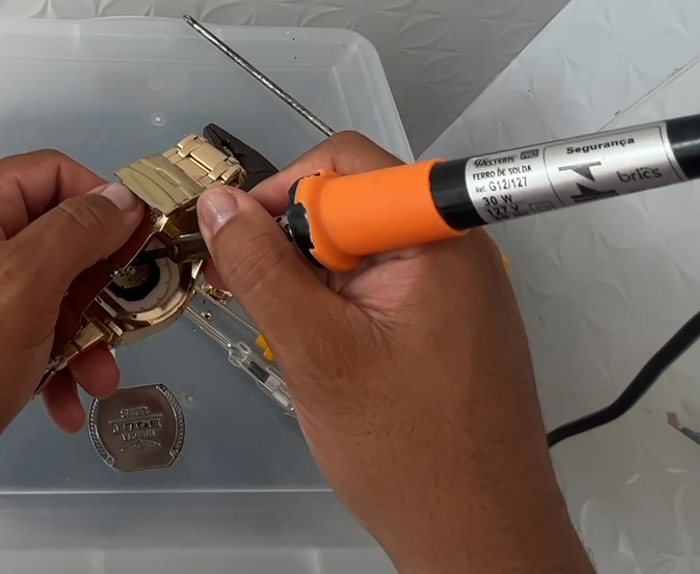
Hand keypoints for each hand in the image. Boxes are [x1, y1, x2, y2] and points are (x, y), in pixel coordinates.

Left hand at [0, 151, 147, 573]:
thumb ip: (78, 231)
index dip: (101, 200)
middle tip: (129, 319)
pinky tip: (66, 405)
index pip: (52, 173)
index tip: (140, 243)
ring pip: (47, 292)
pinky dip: (52, 364)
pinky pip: (25, 335)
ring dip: (82, 334)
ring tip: (99, 379)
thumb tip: (123, 197)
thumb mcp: (24, 283)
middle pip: (54, 236)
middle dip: (97, 284)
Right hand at [197, 132, 590, 572]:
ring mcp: (451, 284)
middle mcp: (450, 245)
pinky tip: (310, 339)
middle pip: (348, 199)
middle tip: (241, 283)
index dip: (282, 191)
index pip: (345, 164)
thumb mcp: (314, 351)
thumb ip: (261, 266)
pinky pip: (373, 278)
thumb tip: (217, 200)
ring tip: (274, 321)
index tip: (240, 241)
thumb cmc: (404, 449)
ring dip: (302, 270)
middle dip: (286, 235)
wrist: (483, 548)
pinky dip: (330, 297)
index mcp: (434, 237)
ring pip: (354, 241)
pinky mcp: (444, 316)